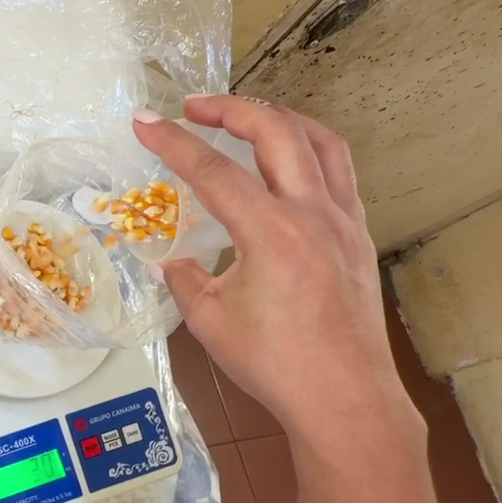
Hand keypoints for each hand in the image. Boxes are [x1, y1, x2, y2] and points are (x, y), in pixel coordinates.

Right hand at [131, 96, 419, 446]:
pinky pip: (338, 172)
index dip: (173, 142)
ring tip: (244, 118)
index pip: (213, 171)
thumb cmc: (273, 361)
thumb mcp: (209, 319)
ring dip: (277, 119)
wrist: (342, 395)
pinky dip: (308, 150)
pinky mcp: (358, 235)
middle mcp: (313, 214)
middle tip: (192, 107)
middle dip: (230, 109)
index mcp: (271, 233)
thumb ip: (185, 278)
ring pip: (318, 142)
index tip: (143, 122)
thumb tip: (167, 261)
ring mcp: (344, 221)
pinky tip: (287, 161)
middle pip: (275, 133)